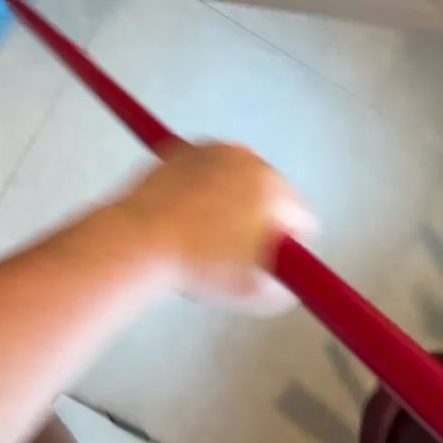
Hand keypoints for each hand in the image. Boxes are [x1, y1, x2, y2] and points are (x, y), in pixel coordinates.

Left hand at [110, 142, 312, 309]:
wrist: (140, 239)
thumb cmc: (200, 264)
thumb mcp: (260, 295)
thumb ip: (288, 284)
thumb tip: (284, 276)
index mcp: (273, 187)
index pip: (302, 220)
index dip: (291, 247)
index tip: (271, 263)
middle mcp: (246, 158)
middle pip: (271, 193)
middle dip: (261, 218)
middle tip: (236, 249)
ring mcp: (210, 148)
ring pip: (237, 179)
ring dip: (232, 200)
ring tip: (206, 232)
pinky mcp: (179, 148)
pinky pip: (205, 171)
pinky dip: (202, 187)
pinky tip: (187, 213)